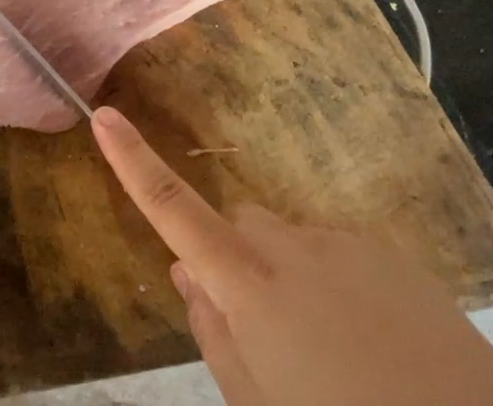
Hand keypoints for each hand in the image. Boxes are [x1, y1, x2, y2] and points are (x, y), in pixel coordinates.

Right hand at [91, 106, 492, 405]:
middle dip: (236, 258)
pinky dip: (334, 279)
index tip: (103, 116)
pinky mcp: (388, 251)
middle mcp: (287, 246)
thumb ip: (211, 331)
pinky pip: (336, 250)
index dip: (132, 162)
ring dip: (289, 273)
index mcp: (245, 285)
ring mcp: (342, 242)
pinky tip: (373, 336)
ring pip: (288, 241)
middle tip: (264, 327)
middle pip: (237, 225)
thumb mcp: (255, 400)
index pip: (172, 210)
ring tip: (333, 344)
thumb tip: (187, 272)